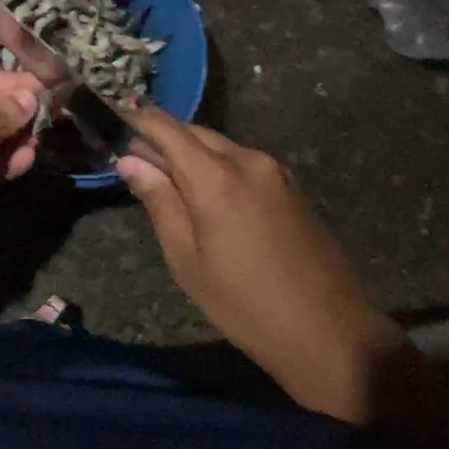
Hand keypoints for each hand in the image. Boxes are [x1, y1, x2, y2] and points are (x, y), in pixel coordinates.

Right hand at [118, 108, 405, 422]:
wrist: (333, 335)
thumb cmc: (246, 305)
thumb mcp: (187, 261)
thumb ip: (159, 203)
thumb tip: (131, 162)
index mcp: (216, 177)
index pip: (167, 129)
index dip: (139, 119)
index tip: (115, 113)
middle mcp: (247, 161)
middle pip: (195, 134)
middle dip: (163, 139)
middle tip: (134, 161)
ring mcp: (275, 172)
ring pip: (220, 147)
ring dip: (191, 154)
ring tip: (167, 181)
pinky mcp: (292, 188)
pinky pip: (243, 163)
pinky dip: (217, 167)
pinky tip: (207, 196)